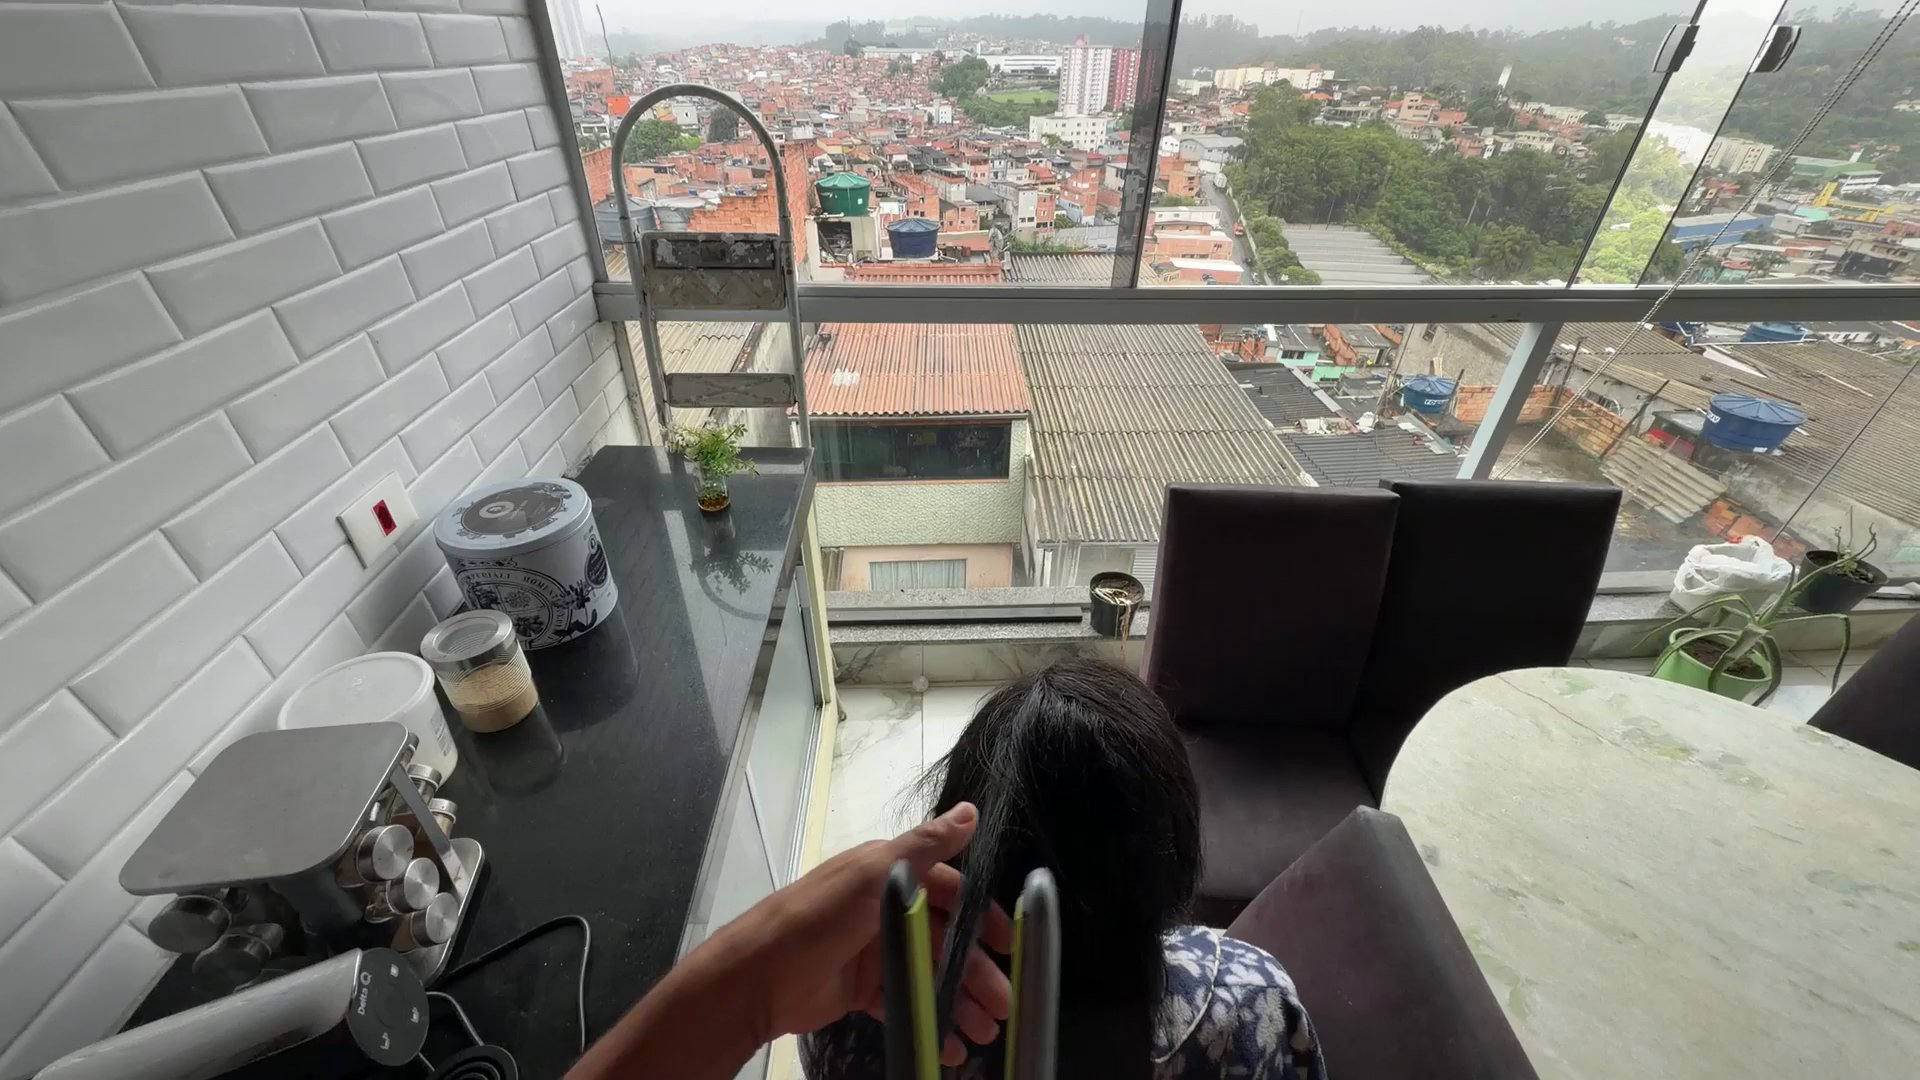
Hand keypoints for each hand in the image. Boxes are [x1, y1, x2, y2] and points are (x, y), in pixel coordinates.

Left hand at [725, 802, 1013, 1064]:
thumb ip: (926, 845)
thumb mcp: (875, 872)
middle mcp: (888, 906)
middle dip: (975, 970)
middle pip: (944, 938)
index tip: (1007, 946)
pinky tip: (950, 1045)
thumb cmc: (822, 916)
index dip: (980, 917)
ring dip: (959, 999)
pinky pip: (907, 1002)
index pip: (951, 890)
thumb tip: (970, 811)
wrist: (758, 974)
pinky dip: (929, 1020)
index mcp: (892, 872)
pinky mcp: (864, 987)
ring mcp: (877, 948)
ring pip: (930, 973)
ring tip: (984, 1033)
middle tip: (1002, 1006)